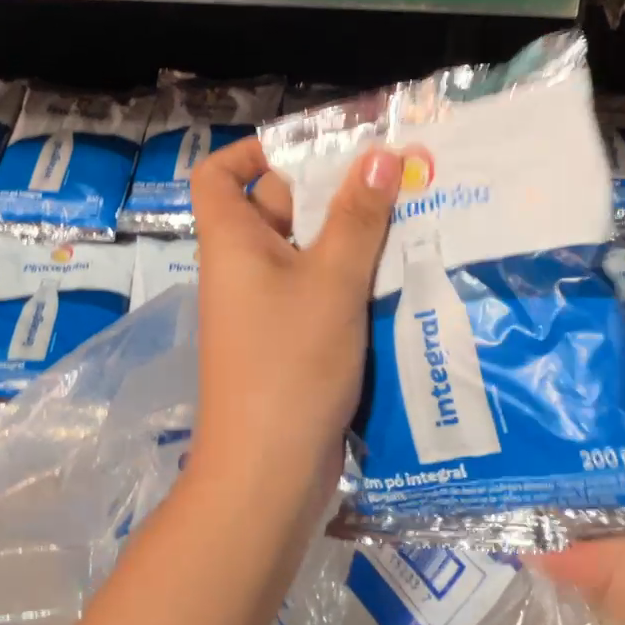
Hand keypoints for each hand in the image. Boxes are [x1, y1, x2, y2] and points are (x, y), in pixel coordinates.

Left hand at [186, 136, 403, 513]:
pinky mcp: (287, 340)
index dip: (253, 152)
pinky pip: (316, 289)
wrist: (268, 474)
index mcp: (232, 241)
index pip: (218, 174)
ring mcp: (264, 307)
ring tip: (406, 219)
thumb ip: (358, 218)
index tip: (309, 150)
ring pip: (304, 250)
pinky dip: (349, 278)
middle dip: (327, 190)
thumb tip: (378, 156)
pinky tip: (397, 275)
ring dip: (348, 236)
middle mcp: (242, 267)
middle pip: (274, 207)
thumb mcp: (332, 281)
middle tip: (387, 178)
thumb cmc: (290, 362)